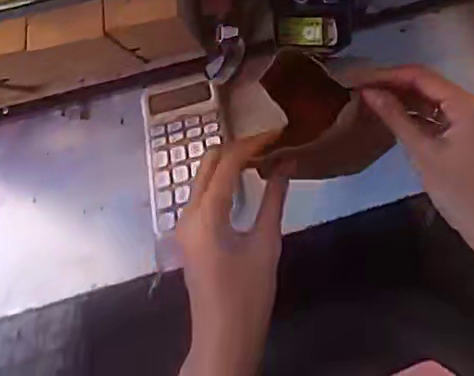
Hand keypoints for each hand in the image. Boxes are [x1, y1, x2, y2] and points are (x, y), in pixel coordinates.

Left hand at [177, 133, 289, 375]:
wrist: (223, 341)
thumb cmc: (247, 297)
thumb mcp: (267, 244)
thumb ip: (274, 198)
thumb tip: (287, 163)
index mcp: (206, 213)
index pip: (228, 161)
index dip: (253, 143)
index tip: (278, 132)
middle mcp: (189, 211)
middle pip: (210, 161)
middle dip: (239, 147)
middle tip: (270, 143)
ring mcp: (185, 222)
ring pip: (205, 174)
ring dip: (230, 161)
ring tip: (263, 156)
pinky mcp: (190, 232)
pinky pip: (204, 191)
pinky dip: (224, 179)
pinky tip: (246, 179)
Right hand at [355, 65, 473, 258]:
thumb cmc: (460, 193)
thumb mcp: (423, 153)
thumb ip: (395, 117)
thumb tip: (368, 92)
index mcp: (466, 104)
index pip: (421, 76)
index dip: (388, 75)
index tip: (362, 78)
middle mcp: (472, 103)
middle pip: (427, 83)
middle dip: (394, 83)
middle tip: (363, 86)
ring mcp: (472, 117)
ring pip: (432, 97)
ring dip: (404, 97)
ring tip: (373, 97)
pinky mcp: (469, 131)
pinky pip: (439, 112)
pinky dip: (418, 112)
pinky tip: (395, 114)